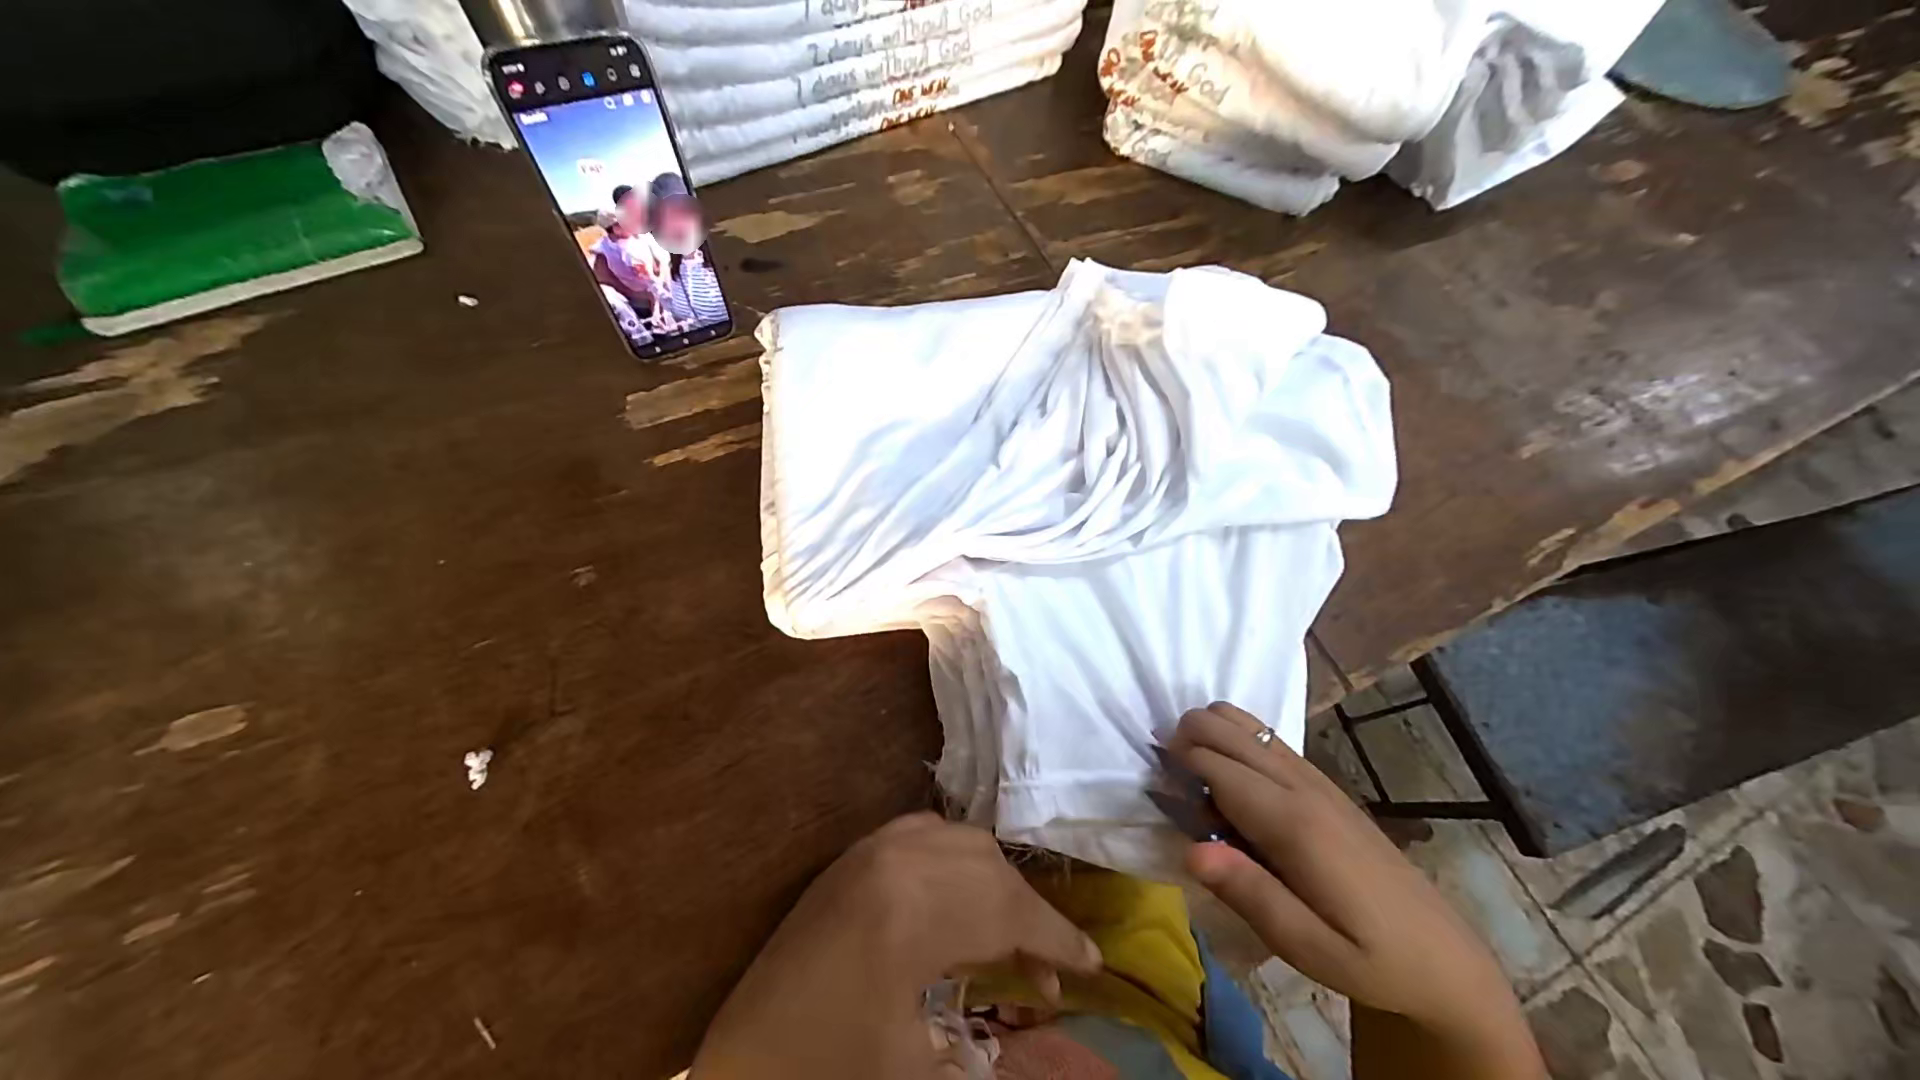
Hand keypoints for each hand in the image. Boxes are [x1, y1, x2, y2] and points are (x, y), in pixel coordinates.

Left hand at [692, 813, 1102, 1079]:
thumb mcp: (915, 1063)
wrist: (741, 1052)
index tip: (1093, 962)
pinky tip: (958, 890)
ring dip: (995, 883)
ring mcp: (870, 848)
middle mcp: (895, 860)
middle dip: (1028, 916)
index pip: (1010, 912)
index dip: (1057, 939)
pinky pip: (924, 832)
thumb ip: (992, 1026)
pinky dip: (956, 857)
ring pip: (962, 842)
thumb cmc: (828, 1064)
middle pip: (990, 870)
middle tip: (1046, 969)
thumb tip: (1060, 1026)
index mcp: (913, 913)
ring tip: (1005, 934)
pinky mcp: (853, 852)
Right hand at [1165, 703, 1544, 1079]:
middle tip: (1169, 773)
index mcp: (1293, 824)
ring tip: (1192, 765)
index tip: (1159, 782)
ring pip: (1250, 725)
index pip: (1218, 765)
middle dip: (1188, 734)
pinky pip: (1269, 738)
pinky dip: (1236, 734)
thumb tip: (1190, 849)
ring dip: (1211, 728)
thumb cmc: (1369, 958)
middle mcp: (1302, 787)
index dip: (1180, 761)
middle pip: (1230, 731)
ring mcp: (1317, 781)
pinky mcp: (1325, 785)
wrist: (1443, 957)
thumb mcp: (1309, 948)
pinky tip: (1228, 763)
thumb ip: (1250, 895)